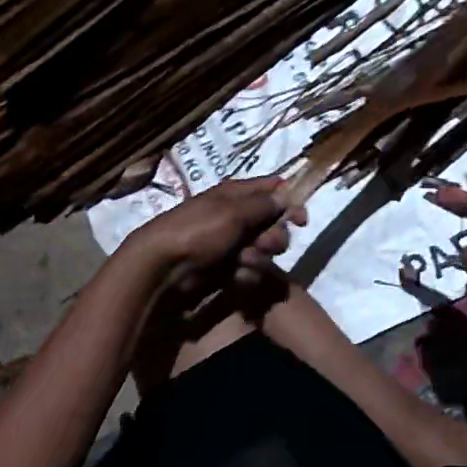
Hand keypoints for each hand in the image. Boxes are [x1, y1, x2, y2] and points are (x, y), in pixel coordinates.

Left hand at [125, 176, 306, 290]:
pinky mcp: (228, 266)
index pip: (273, 189)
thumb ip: (264, 204)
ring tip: (243, 262)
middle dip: (274, 237)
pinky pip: (251, 269)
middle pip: (273, 224)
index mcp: (236, 195)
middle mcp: (237, 216)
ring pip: (264, 250)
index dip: (290, 202)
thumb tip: (287, 193)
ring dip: (259, 258)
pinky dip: (246, 273)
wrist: (164, 266)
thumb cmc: (197, 231)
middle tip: (264, 245)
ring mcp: (232, 242)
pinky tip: (236, 276)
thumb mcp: (233, 212)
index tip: (302, 220)